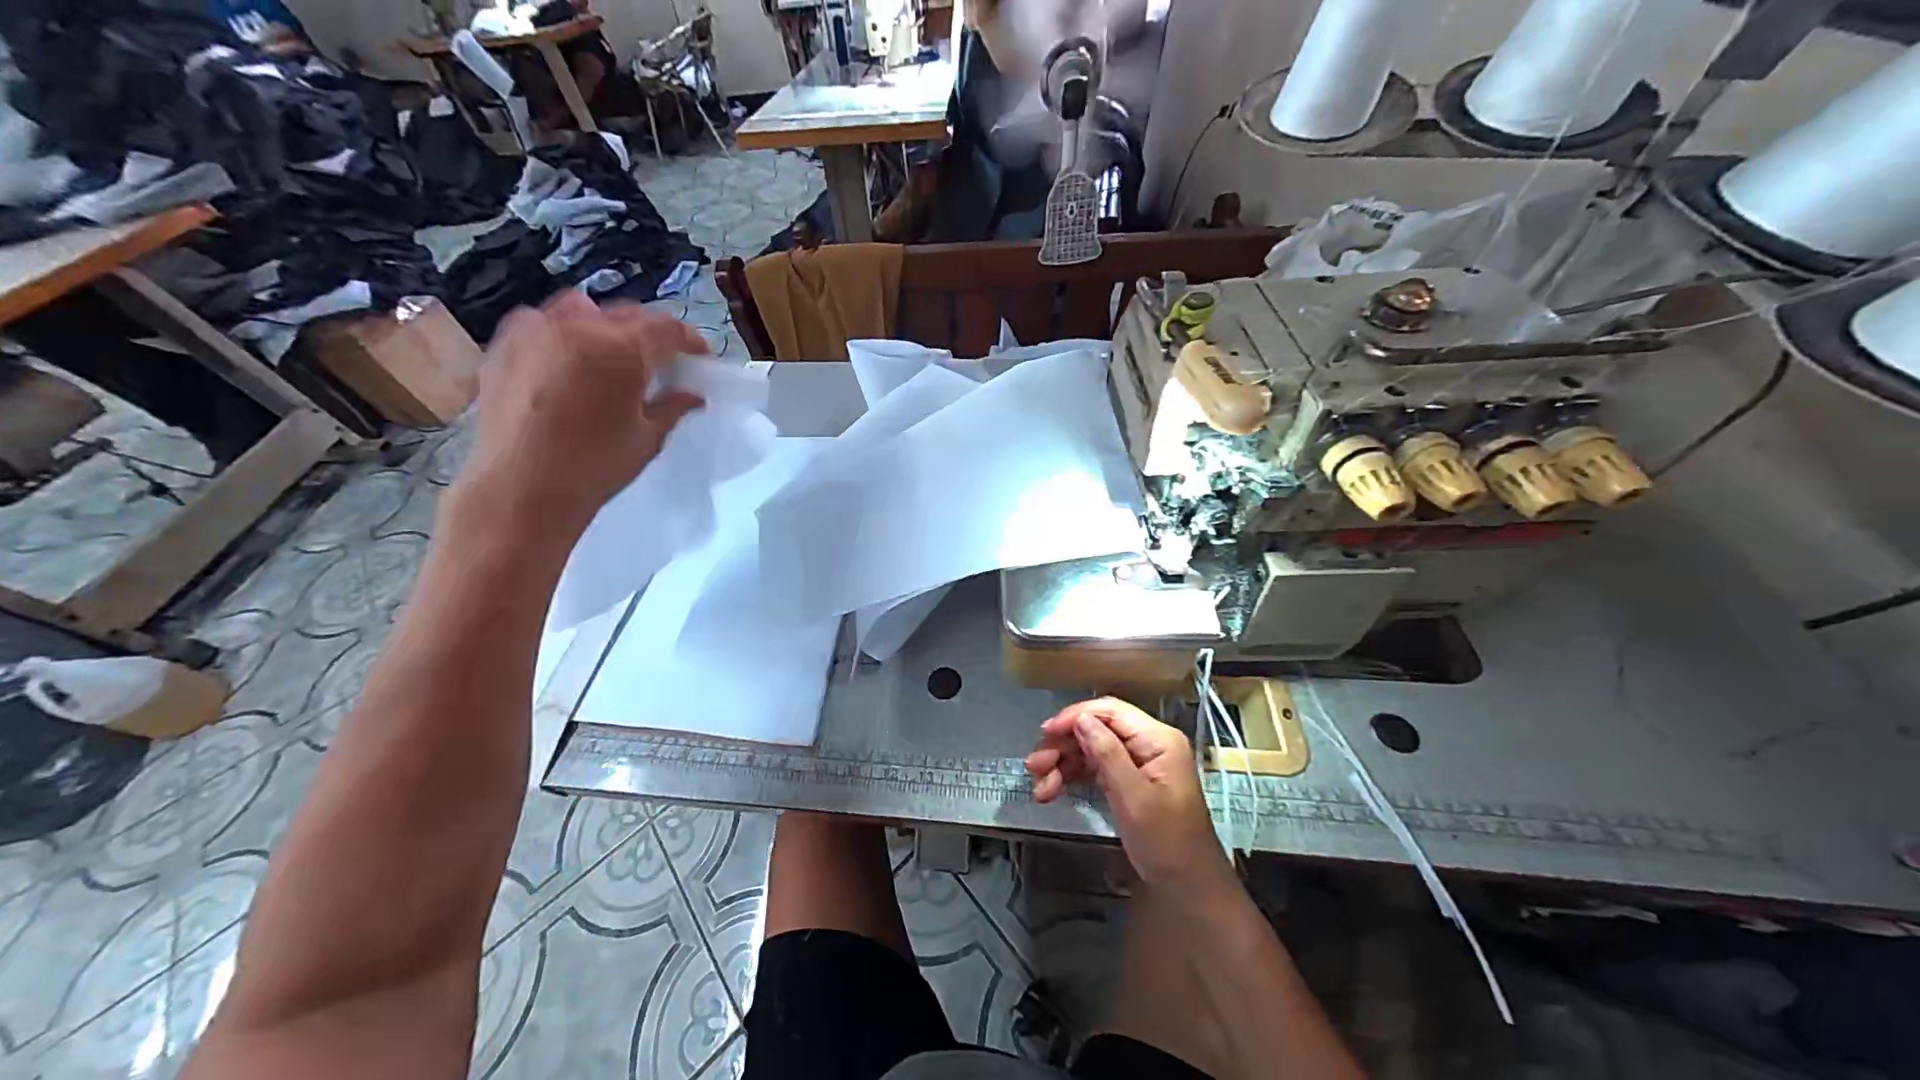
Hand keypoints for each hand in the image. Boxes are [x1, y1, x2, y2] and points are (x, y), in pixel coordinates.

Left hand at [456, 291, 707, 536]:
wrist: (520, 490)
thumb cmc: (593, 467)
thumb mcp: (645, 438)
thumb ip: (671, 407)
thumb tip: (692, 396)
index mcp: (620, 349)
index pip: (665, 328)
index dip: (688, 339)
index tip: (699, 355)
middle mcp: (576, 326)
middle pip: (625, 314)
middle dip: (649, 334)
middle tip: (662, 360)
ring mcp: (534, 330)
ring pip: (581, 310)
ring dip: (605, 326)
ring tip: (613, 356)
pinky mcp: (503, 345)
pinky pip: (542, 324)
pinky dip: (564, 335)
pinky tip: (570, 364)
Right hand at [1025, 697, 1230, 889]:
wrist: (1188, 886)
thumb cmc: (1167, 843)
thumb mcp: (1135, 799)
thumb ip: (1108, 755)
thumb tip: (1081, 720)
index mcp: (1158, 739)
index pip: (1110, 711)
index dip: (1075, 717)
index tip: (1046, 733)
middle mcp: (1148, 743)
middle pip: (1096, 729)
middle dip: (1063, 745)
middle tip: (1035, 766)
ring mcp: (1137, 762)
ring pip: (1090, 748)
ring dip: (1062, 763)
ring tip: (1040, 787)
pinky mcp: (1127, 780)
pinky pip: (1093, 768)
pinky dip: (1071, 777)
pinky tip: (1051, 791)